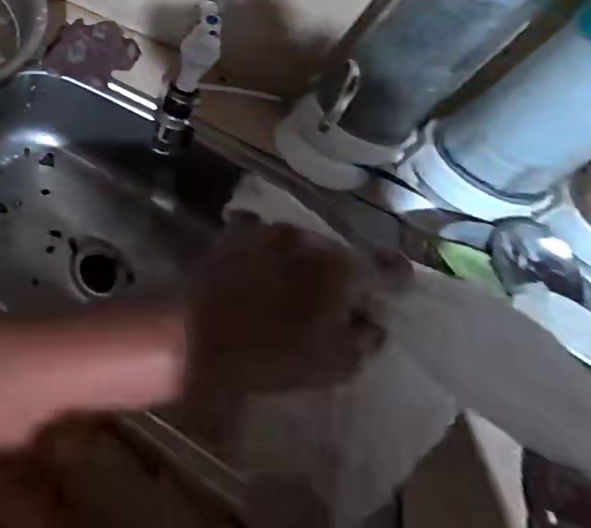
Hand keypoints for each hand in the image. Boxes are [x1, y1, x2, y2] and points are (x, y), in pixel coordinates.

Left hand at [183, 222, 407, 395]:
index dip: (395, 277)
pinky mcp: (232, 231)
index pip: (385, 263)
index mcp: (339, 266)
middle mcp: (304, 236)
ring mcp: (264, 228)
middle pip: (338, 252)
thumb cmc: (271, 354)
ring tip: (292, 288)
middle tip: (337, 300)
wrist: (195, 333)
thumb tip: (372, 317)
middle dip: (343, 273)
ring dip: (303, 260)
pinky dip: (268, 251)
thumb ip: (366, 336)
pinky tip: (260, 271)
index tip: (395, 288)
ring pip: (299, 242)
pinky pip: (261, 235)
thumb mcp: (337, 362)